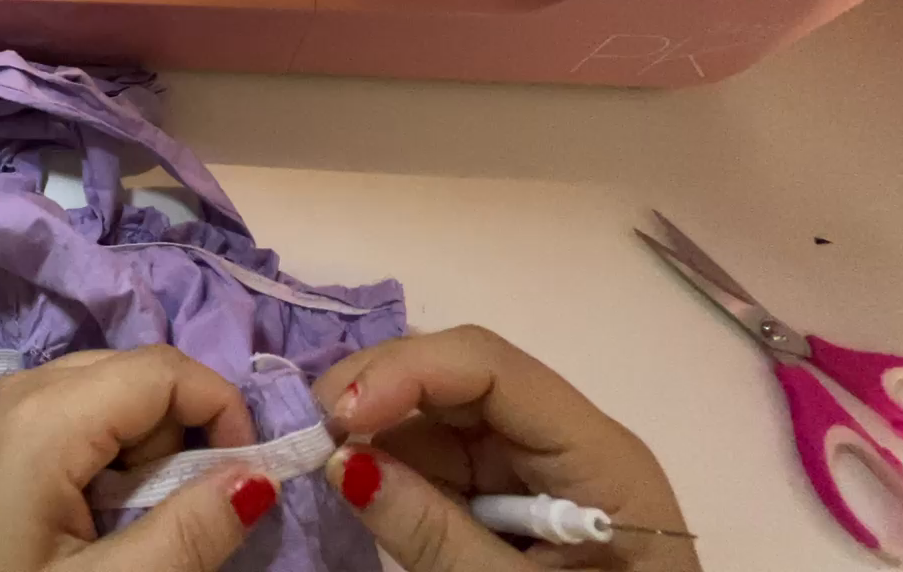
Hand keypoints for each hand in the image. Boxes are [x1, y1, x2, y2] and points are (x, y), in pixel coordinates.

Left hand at [0, 346, 279, 571]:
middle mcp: (27, 383)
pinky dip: (110, 454)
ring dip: (145, 451)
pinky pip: (80, 413)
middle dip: (178, 436)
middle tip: (168, 518)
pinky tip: (92, 514)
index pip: (164, 368)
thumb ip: (190, 532)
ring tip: (125, 526)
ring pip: (113, 393)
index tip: (246, 481)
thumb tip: (260, 476)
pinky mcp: (1, 429)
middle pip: (139, 375)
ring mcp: (8, 403)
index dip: (221, 410)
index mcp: (48, 411)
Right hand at [314, 326, 700, 571]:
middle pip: (452, 373)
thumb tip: (338, 462)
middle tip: (309, 430)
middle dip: (375, 390)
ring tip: (320, 458)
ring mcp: (525, 459)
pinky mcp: (496, 486)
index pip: (489, 366)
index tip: (339, 417)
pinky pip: (428, 451)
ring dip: (370, 427)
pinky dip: (384, 460)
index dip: (406, 372)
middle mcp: (556, 436)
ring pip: (429, 409)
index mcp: (594, 453)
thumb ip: (433, 536)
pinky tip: (355, 479)